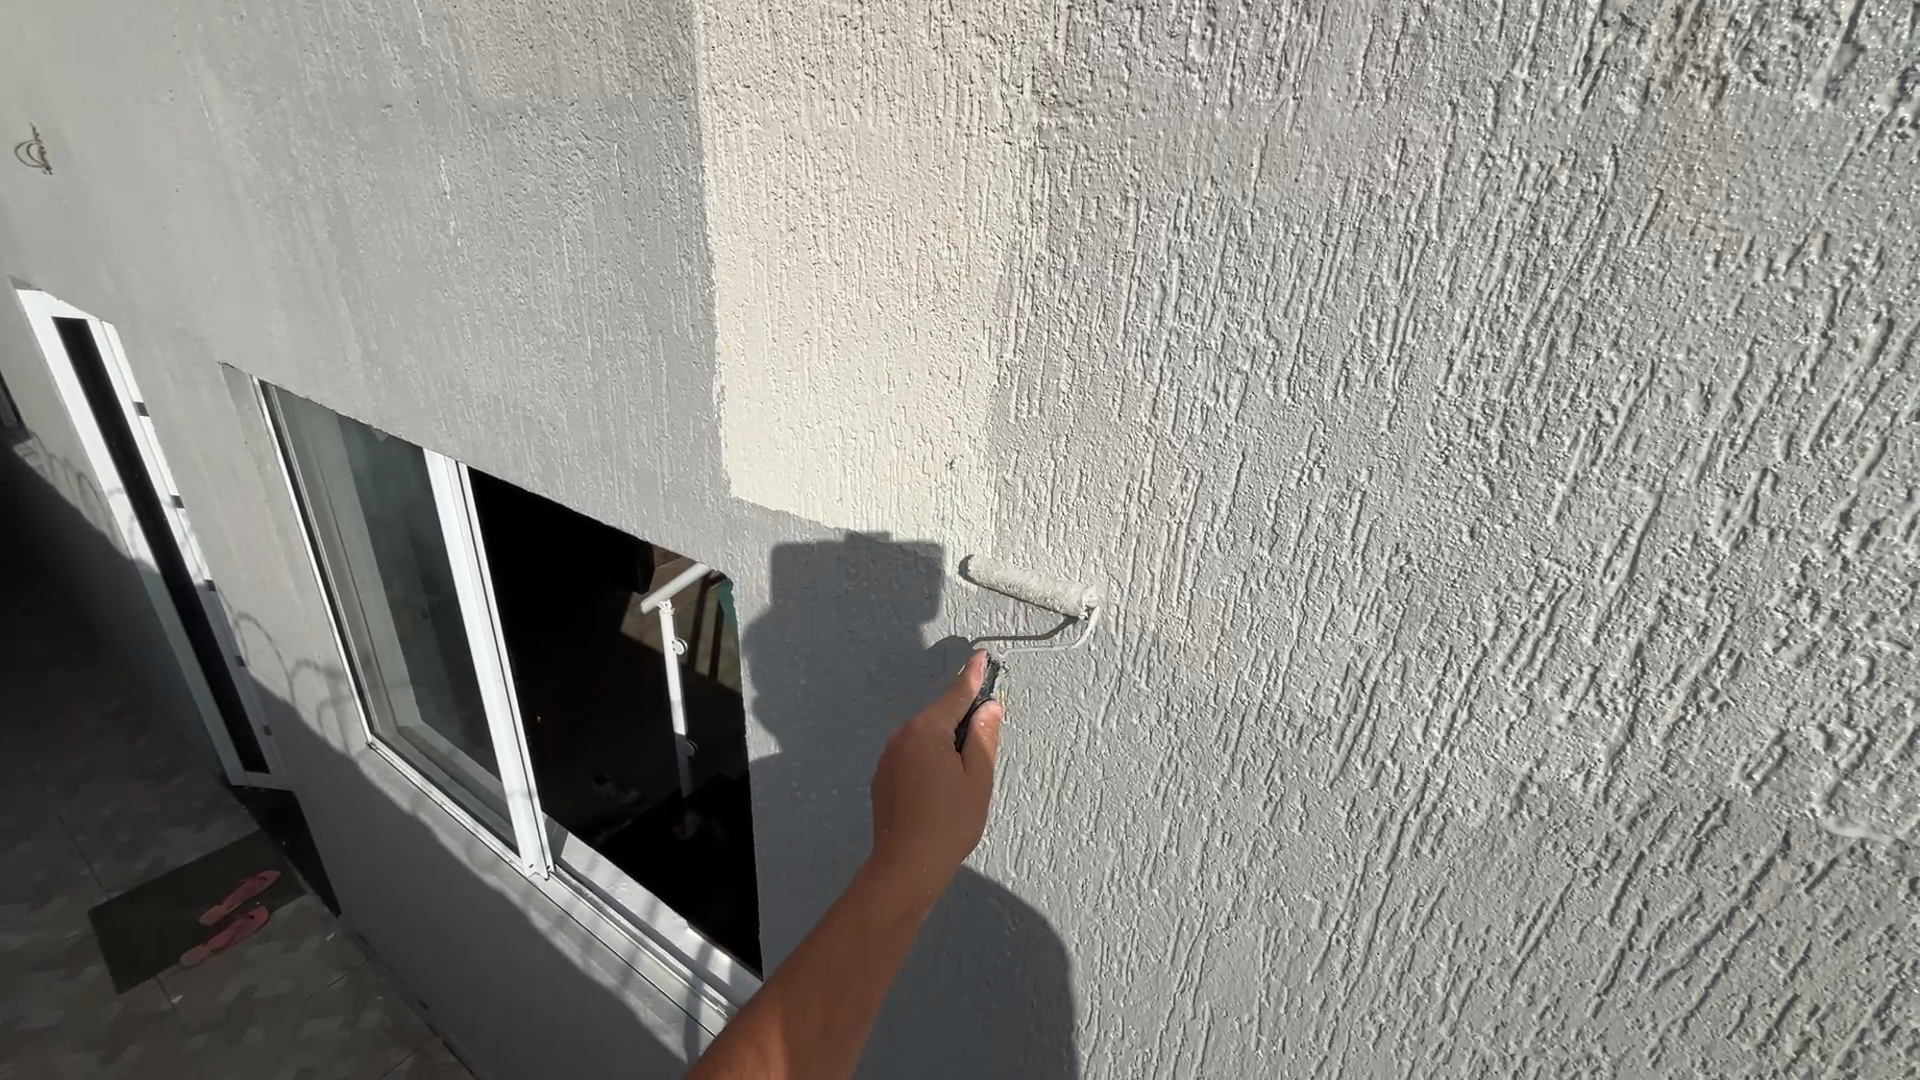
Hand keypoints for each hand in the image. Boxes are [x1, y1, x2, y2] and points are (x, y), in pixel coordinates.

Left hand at [866, 651, 1004, 905]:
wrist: (906, 866)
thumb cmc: (950, 821)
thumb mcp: (977, 778)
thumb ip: (983, 737)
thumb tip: (989, 707)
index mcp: (926, 730)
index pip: (956, 694)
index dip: (973, 676)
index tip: (982, 656)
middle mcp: (902, 735)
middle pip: (939, 716)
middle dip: (961, 720)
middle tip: (985, 737)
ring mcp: (888, 756)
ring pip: (924, 737)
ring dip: (944, 742)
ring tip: (963, 774)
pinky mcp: (882, 776)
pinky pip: (912, 755)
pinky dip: (929, 759)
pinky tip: (939, 787)